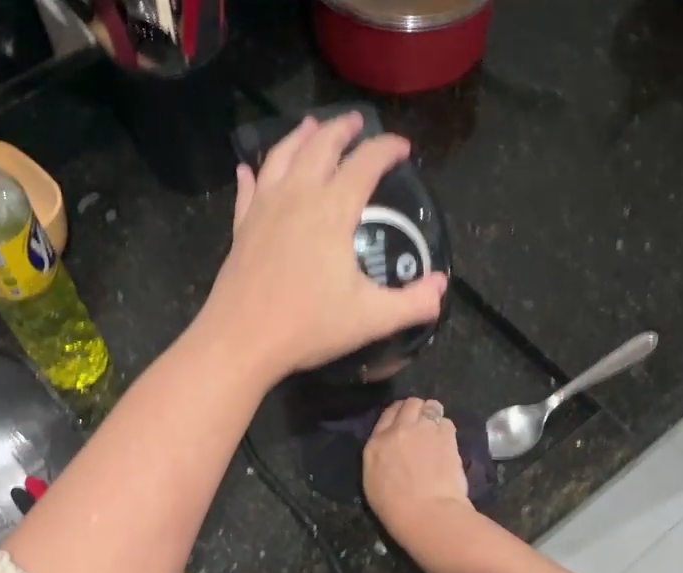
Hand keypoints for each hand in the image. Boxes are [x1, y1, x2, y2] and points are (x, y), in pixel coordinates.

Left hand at [190, 113, 448, 381]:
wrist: (242, 340)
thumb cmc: (309, 326)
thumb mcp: (371, 318)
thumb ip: (412, 303)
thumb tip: (441, 287)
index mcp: (333, 210)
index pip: (365, 163)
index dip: (387, 149)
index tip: (403, 148)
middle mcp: (298, 196)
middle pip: (321, 146)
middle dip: (342, 129)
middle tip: (356, 121)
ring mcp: (264, 208)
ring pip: (282, 156)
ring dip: (300, 136)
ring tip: (311, 126)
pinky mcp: (242, 227)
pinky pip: (248, 189)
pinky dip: (253, 173)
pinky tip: (249, 169)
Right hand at [363, 398, 470, 538]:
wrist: (426, 513)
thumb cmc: (395, 509)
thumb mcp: (372, 482)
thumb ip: (380, 458)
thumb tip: (392, 450)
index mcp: (375, 444)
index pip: (386, 414)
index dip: (397, 414)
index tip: (404, 422)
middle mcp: (398, 430)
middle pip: (409, 403)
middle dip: (416, 410)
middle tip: (422, 425)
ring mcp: (424, 429)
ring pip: (430, 406)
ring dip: (433, 415)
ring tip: (436, 431)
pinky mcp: (446, 436)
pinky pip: (446, 421)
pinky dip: (446, 429)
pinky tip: (447, 443)